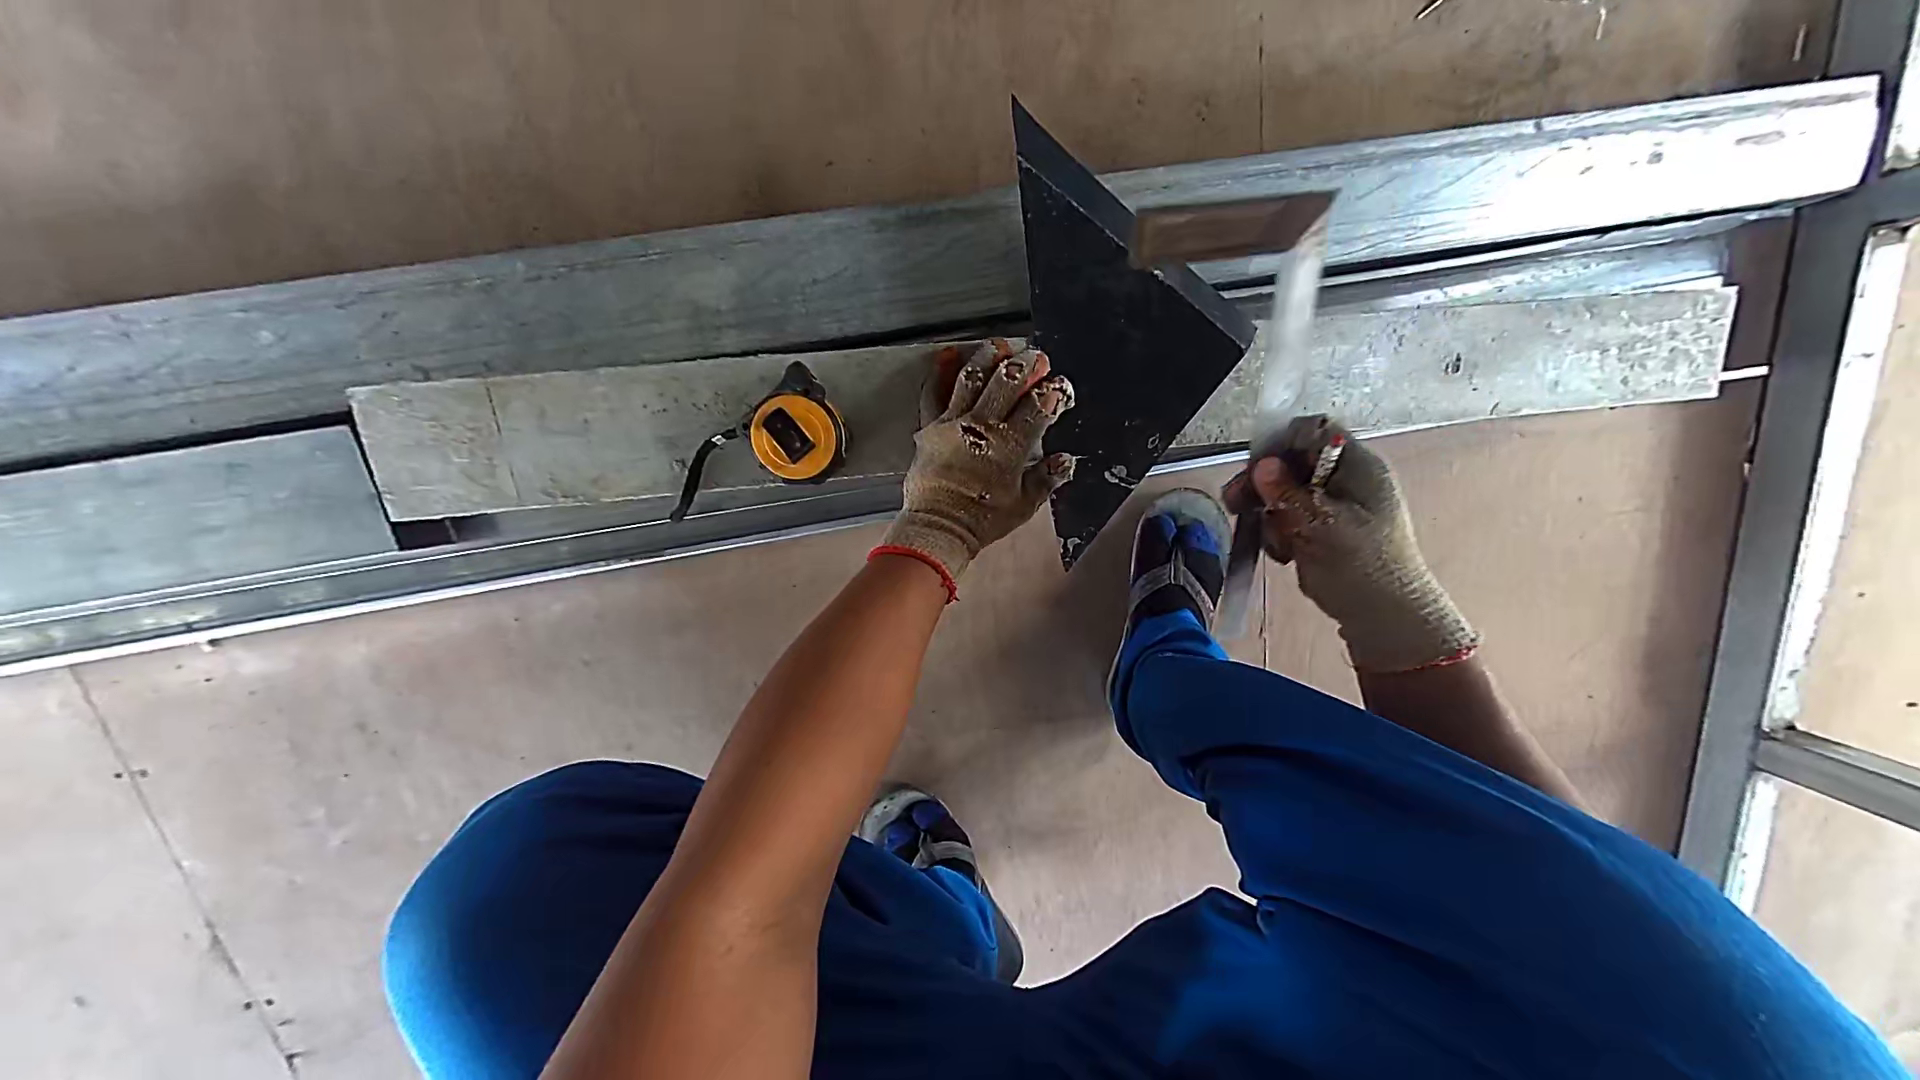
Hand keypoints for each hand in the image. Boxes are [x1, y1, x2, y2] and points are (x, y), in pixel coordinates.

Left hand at [881, 340, 1074, 585]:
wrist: (939, 526)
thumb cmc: (982, 519)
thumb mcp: (1025, 504)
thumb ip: (1047, 478)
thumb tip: (1066, 461)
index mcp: (1011, 445)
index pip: (1038, 407)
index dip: (1052, 392)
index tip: (1059, 386)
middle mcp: (983, 427)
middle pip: (1008, 383)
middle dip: (1026, 365)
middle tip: (1036, 357)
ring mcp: (954, 423)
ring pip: (972, 378)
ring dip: (988, 357)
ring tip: (1000, 345)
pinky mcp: (931, 427)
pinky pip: (934, 393)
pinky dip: (940, 372)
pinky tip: (947, 354)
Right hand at [1224, 419, 1477, 672]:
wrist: (1386, 620)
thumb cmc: (1363, 569)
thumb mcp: (1324, 527)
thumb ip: (1289, 494)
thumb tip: (1262, 465)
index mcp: (1358, 468)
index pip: (1315, 432)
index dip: (1281, 444)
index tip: (1254, 469)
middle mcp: (1345, 480)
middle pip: (1292, 461)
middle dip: (1263, 482)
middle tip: (1237, 503)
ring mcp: (1333, 506)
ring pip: (1284, 491)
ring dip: (1268, 511)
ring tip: (1272, 540)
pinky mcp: (1322, 530)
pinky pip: (1288, 517)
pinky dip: (1278, 532)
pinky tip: (1284, 553)